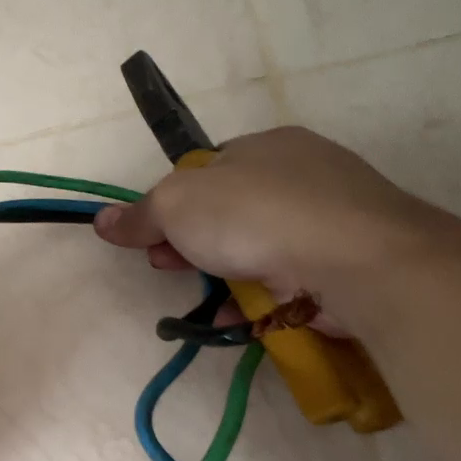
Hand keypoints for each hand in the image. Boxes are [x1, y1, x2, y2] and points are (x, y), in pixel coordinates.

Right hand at [92, 126, 444, 332]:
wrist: (358, 262)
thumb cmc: (257, 216)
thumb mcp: (175, 205)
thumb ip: (138, 214)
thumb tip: (102, 220)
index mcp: (267, 145)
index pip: (207, 169)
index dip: (172, 202)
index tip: (150, 235)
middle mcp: (303, 173)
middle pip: (227, 210)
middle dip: (189, 240)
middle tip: (166, 264)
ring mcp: (330, 218)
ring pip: (256, 246)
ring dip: (221, 272)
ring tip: (203, 297)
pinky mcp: (347, 261)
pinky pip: (288, 277)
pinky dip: (258, 296)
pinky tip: (236, 315)